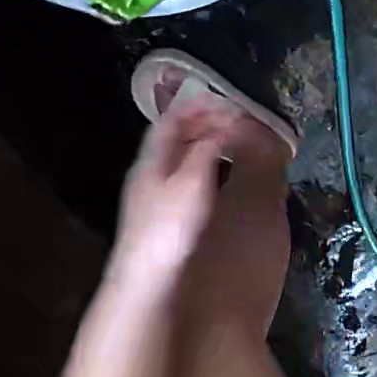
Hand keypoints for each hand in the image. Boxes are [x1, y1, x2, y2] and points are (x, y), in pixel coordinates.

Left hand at [109, 99, 240, 289]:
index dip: (195, 105)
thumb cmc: (170, 226)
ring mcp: (151, 192)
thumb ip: (207, 149)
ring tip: (229, 140)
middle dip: (201, 121)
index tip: (221, 100)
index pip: (171, 120)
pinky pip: (182, 171)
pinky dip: (201, 161)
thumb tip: (222, 126)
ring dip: (202, 141)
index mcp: (152, 158)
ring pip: (177, 154)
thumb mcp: (193, 181)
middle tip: (231, 118)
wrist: (146, 276)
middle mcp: (148, 170)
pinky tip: (217, 173)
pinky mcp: (159, 210)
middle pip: (172, 135)